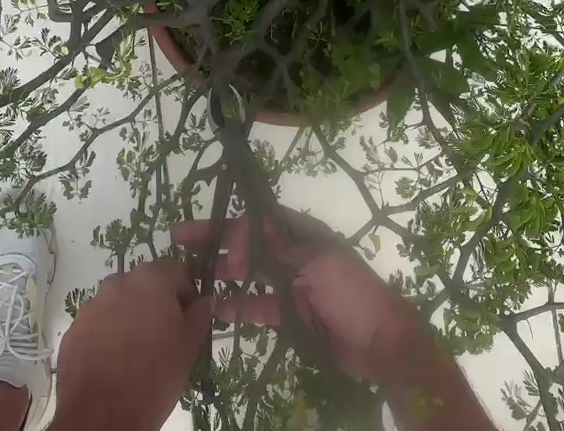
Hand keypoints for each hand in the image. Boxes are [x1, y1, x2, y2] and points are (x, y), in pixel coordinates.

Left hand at [52, 258, 212, 430]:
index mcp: (150, 279)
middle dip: (156, 304)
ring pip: (119, 304)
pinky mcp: (73, 330)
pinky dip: (107, 336)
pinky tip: (114, 363)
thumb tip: (205, 300)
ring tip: (136, 353)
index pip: (175, 271)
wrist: (101, 417)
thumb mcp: (189, 346)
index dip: (185, 292)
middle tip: (164, 337)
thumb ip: (200, 315)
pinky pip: (98, 325)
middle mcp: (118, 282)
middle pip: (144, 285)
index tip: (188, 318)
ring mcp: (91, 306)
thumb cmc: (155, 376)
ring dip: (130, 318)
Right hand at [171, 212, 429, 383]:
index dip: (229, 225)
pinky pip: (260, 306)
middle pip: (250, 245)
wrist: (382, 342)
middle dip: (218, 244)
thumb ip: (280, 249)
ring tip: (193, 279)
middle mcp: (294, 253)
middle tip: (180, 244)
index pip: (258, 222)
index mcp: (304, 234)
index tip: (202, 236)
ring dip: (224, 275)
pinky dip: (240, 306)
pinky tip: (217, 310)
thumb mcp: (319, 262)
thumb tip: (244, 232)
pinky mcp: (293, 313)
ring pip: (250, 274)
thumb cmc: (353, 292)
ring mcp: (293, 284)